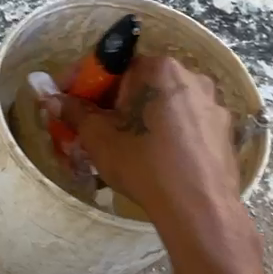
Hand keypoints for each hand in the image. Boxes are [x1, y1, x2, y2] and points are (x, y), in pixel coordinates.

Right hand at [45, 54, 242, 225]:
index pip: (108, 65)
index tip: (64, 101)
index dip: (80, 83)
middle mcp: (189, 77)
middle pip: (136, 83)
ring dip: (136, 116)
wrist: (198, 207)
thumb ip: (72, 110)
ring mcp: (211, 104)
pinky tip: (151, 155)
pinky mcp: (223, 131)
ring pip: (160, 103)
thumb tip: (49, 97)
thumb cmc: (141, 161)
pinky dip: (162, 131)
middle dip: (109, 101)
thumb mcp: (96, 134)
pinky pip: (182, 123)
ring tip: (119, 144)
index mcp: (157, 68)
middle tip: (88, 125)